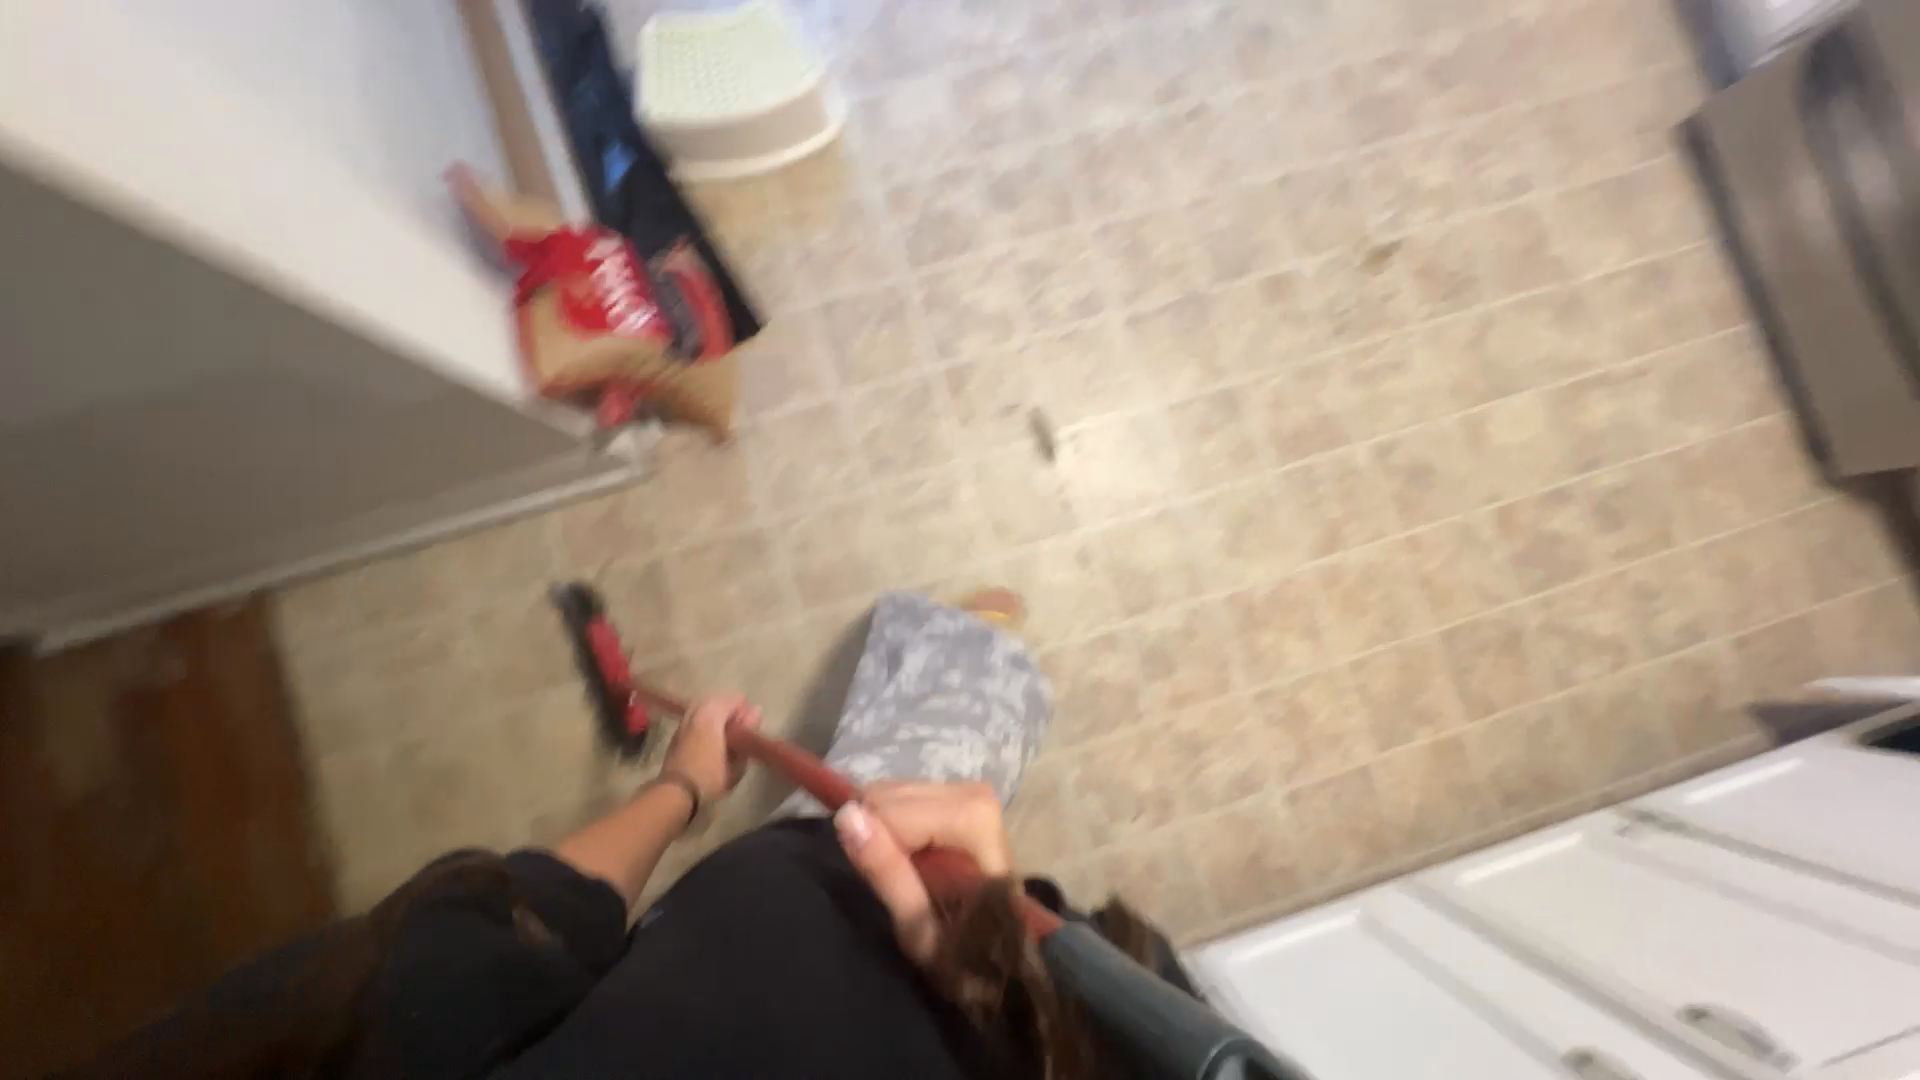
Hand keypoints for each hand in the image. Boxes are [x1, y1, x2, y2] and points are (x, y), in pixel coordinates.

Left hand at [662, 692, 759, 803]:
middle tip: (739, 729)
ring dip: (715, 717)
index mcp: (712, 715)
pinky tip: (710, 741)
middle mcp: (696, 713)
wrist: (675, 793)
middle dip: (729, 711)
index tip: (751, 727)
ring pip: (703, 709)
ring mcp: (683, 723)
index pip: (735, 699)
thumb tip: (756, 712)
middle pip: (717, 700)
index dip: (746, 710)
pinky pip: (694, 719)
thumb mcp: (738, 758)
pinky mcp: (675, 735)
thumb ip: (747, 732)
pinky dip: (703, 724)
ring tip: (724, 736)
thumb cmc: (710, 776)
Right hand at [833, 782, 1011, 965]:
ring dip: (882, 827)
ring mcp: (969, 790)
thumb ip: (886, 870)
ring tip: (900, 868)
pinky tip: (908, 853)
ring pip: (893, 791)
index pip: (896, 810)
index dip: (876, 843)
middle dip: (876, 833)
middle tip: (889, 878)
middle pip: (892, 794)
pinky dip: (893, 821)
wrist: (1003, 959)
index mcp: (975, 822)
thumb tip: (847, 814)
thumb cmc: (966, 955)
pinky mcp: (958, 794)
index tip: (881, 883)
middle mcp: (975, 794)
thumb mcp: (919, 929)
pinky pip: (903, 794)